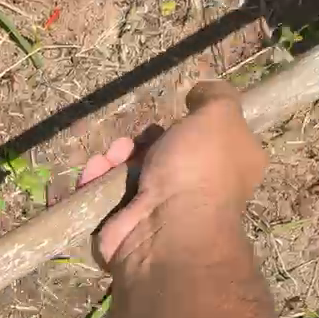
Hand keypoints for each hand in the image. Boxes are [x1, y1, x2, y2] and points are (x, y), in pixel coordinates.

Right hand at [77, 80, 266, 268]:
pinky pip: (103, 195)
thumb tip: (200, 90)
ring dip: (111, 159)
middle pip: (158, 153)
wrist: (164, 226)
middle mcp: (192, 187)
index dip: (182, 126)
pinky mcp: (121, 223)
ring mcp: (154, 208)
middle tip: (128, 144)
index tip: (171, 119)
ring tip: (106, 159)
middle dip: (137, 143)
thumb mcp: (219, 116)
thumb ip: (214, 96)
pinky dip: (94, 181)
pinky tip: (92, 173)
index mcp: (227, 163)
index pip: (202, 139)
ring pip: (126, 173)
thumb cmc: (198, 168)